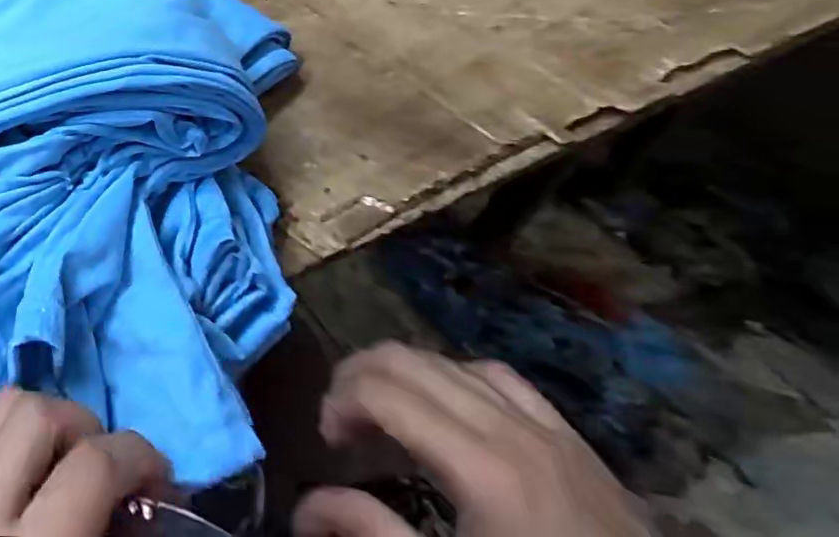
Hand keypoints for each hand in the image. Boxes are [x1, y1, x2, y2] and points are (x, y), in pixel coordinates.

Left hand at [0, 387, 168, 536]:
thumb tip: (151, 501)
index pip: (90, 467)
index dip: (139, 456)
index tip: (162, 475)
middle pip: (37, 415)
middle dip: (86, 425)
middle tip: (111, 465)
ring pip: (2, 404)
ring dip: (47, 414)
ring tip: (73, 453)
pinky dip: (8, 422)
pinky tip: (32, 455)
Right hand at [294, 343, 652, 536]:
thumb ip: (369, 530)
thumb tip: (301, 507)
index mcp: (480, 467)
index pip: (378, 390)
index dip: (336, 402)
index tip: (329, 442)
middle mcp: (511, 431)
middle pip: (404, 360)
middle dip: (356, 379)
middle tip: (344, 422)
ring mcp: (551, 432)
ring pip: (446, 360)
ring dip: (400, 376)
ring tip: (387, 415)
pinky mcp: (578, 444)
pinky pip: (501, 379)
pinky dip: (457, 379)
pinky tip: (450, 411)